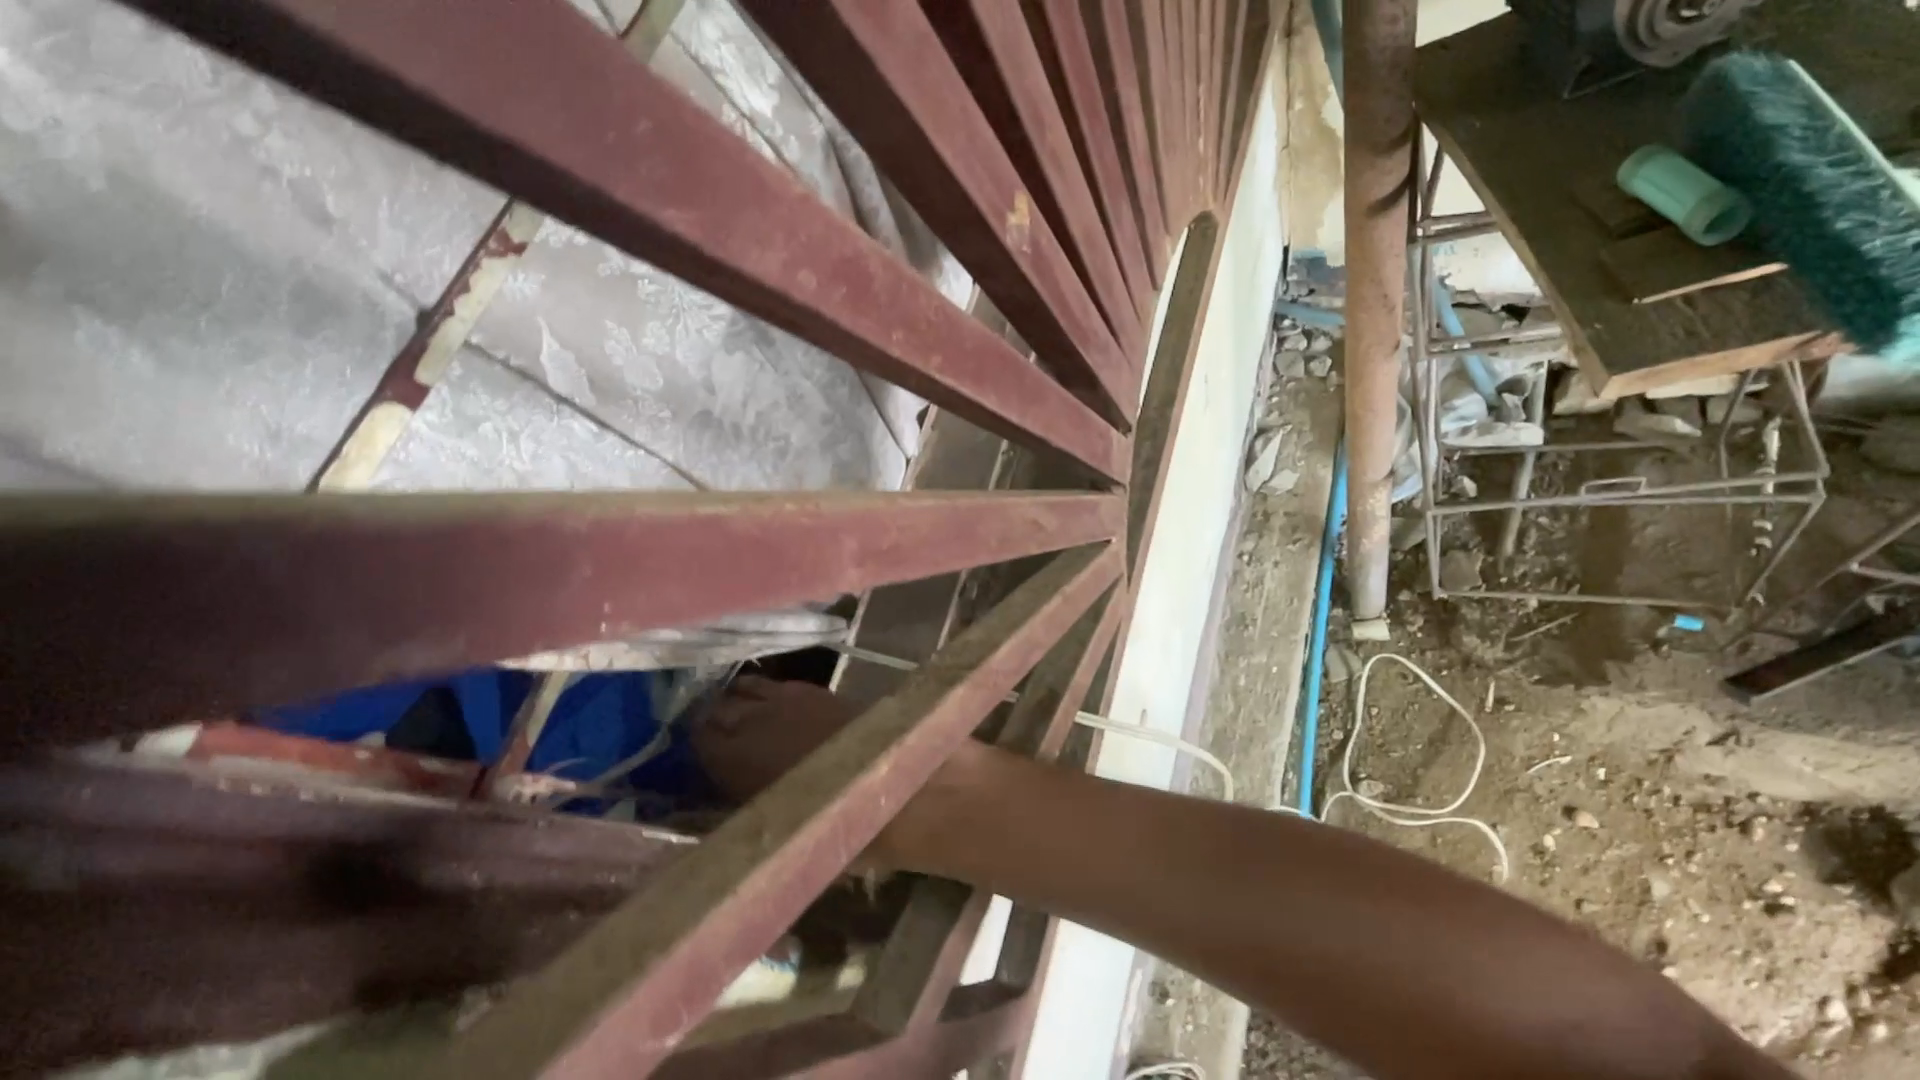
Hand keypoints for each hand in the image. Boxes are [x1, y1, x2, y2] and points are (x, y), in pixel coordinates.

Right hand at [691, 675, 998, 871]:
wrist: (923, 792)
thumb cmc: (852, 830)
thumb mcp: (789, 838)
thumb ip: (747, 821)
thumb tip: (720, 814)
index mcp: (738, 759)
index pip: (697, 740)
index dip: (694, 750)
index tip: (694, 764)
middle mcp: (758, 720)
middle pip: (720, 710)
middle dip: (714, 723)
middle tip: (714, 744)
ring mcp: (793, 699)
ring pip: (749, 690)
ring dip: (741, 704)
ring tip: (744, 725)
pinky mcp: (825, 693)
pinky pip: (781, 688)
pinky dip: (772, 698)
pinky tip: (780, 714)